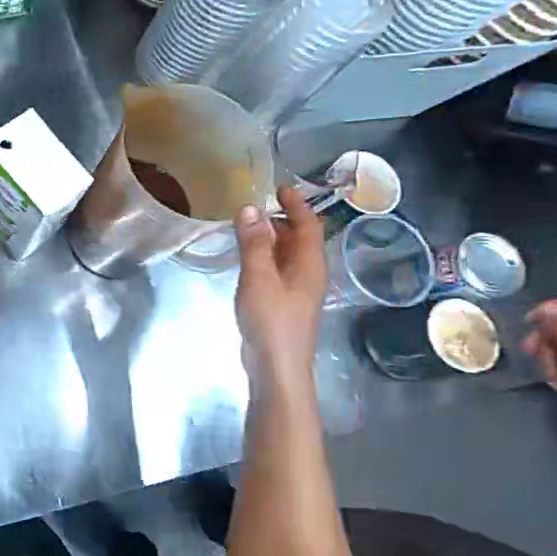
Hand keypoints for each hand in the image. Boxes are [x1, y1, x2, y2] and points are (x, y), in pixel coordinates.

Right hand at [235, 185, 327, 389]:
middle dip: (281, 220)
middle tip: (255, 207)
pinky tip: (247, 261)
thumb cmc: (271, 320)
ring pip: (287, 255)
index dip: (296, 204)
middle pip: (300, 239)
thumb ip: (253, 243)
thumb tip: (250, 208)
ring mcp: (297, 291)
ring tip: (246, 229)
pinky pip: (278, 271)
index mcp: (310, 264)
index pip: (309, 224)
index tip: (279, 187)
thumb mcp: (258, 277)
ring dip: (271, 239)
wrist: (277, 367)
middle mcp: (308, 274)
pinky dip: (265, 258)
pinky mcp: (284, 304)